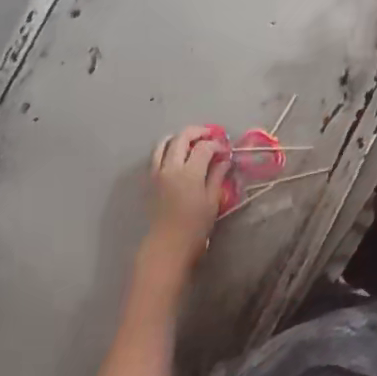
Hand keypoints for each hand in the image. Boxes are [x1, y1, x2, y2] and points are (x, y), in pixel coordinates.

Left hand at [145, 126, 230, 253]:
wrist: (168, 243)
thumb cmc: (195, 226)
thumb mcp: (212, 201)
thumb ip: (217, 177)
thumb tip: (224, 160)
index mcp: (189, 173)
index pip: (203, 147)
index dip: (216, 144)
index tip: (225, 150)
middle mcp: (171, 167)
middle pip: (182, 137)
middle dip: (197, 132)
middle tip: (210, 135)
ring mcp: (158, 171)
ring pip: (165, 142)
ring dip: (179, 137)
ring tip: (192, 141)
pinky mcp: (151, 178)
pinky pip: (157, 154)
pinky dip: (167, 147)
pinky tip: (177, 155)